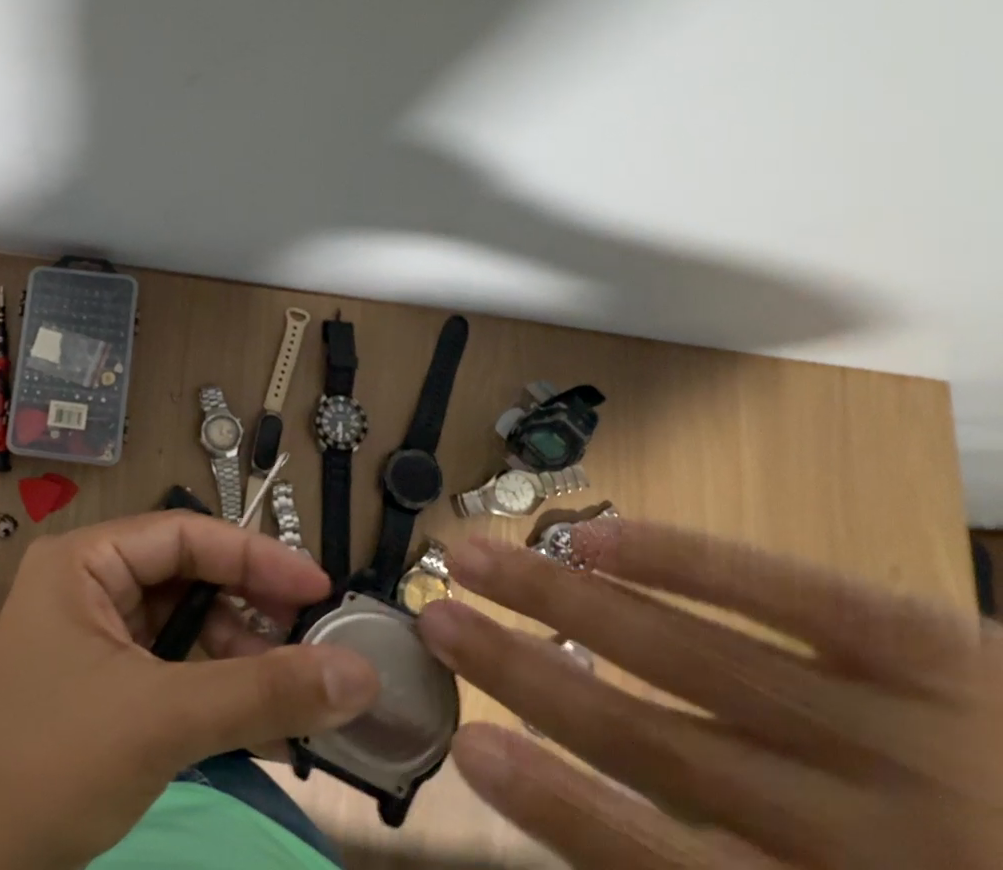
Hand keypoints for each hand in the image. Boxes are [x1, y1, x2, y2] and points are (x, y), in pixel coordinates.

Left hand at [0, 512, 379, 869]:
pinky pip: (167, 669)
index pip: (182, 534)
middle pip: (184, 578)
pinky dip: (213, 689)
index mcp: (80, 564)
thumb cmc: (55, 762)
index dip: (255, 556)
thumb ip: (266, 692)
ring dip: (238, 658)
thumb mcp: (165, 718)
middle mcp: (81, 587)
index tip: (321, 590)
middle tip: (313, 647)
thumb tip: (365, 673)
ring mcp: (86, 638)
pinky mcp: (96, 686)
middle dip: (250, 612)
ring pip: (181, 628)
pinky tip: (261, 721)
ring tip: (293, 694)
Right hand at [418, 518, 1002, 868]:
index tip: (470, 749)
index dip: (560, 806)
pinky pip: (791, 592)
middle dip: (529, 677)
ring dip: (567, 602)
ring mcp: (913, 731)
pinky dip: (685, 561)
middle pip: (662, 745)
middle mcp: (876, 833)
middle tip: (436, 622)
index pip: (667, 866)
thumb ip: (714, 868)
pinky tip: (599, 540)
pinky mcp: (940, 649)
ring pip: (700, 657)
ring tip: (477, 559)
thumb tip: (572, 797)